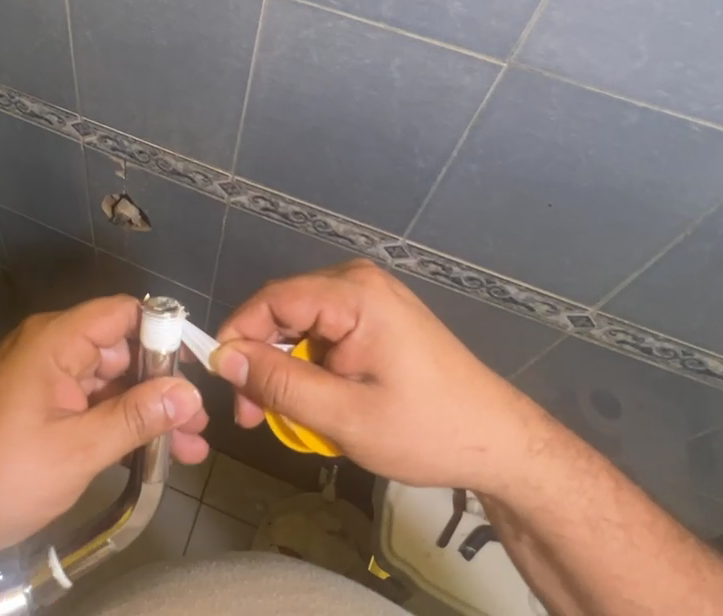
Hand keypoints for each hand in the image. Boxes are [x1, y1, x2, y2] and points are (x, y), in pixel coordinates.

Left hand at [0, 295, 208, 560]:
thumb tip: (190, 395)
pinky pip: (92, 403)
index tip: (200, 369)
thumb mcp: (76, 450)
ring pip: (111, 381)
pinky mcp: (43, 406)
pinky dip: (120, 424)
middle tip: (200, 423)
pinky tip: (156, 454)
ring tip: (191, 448)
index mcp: (55, 340)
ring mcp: (46, 378)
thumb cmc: (1, 475)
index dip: (165, 334)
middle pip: (122, 349)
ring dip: (147, 411)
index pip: (122, 313)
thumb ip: (135, 418)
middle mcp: (52, 347)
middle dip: (163, 383)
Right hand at [212, 260, 546, 492]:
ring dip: (285, 368)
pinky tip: (316, 401)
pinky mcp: (378, 315)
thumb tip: (223, 357)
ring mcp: (371, 296)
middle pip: (284, 309)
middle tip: (254, 416)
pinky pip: (324, 330)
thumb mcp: (345, 416)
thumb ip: (280, 384)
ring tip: (284, 417)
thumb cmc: (426, 430)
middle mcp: (359, 281)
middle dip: (262, 359)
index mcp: (354, 294)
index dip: (240, 337)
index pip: (272, 299)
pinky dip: (311, 365)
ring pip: (301, 323)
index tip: (227, 386)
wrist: (498, 442)